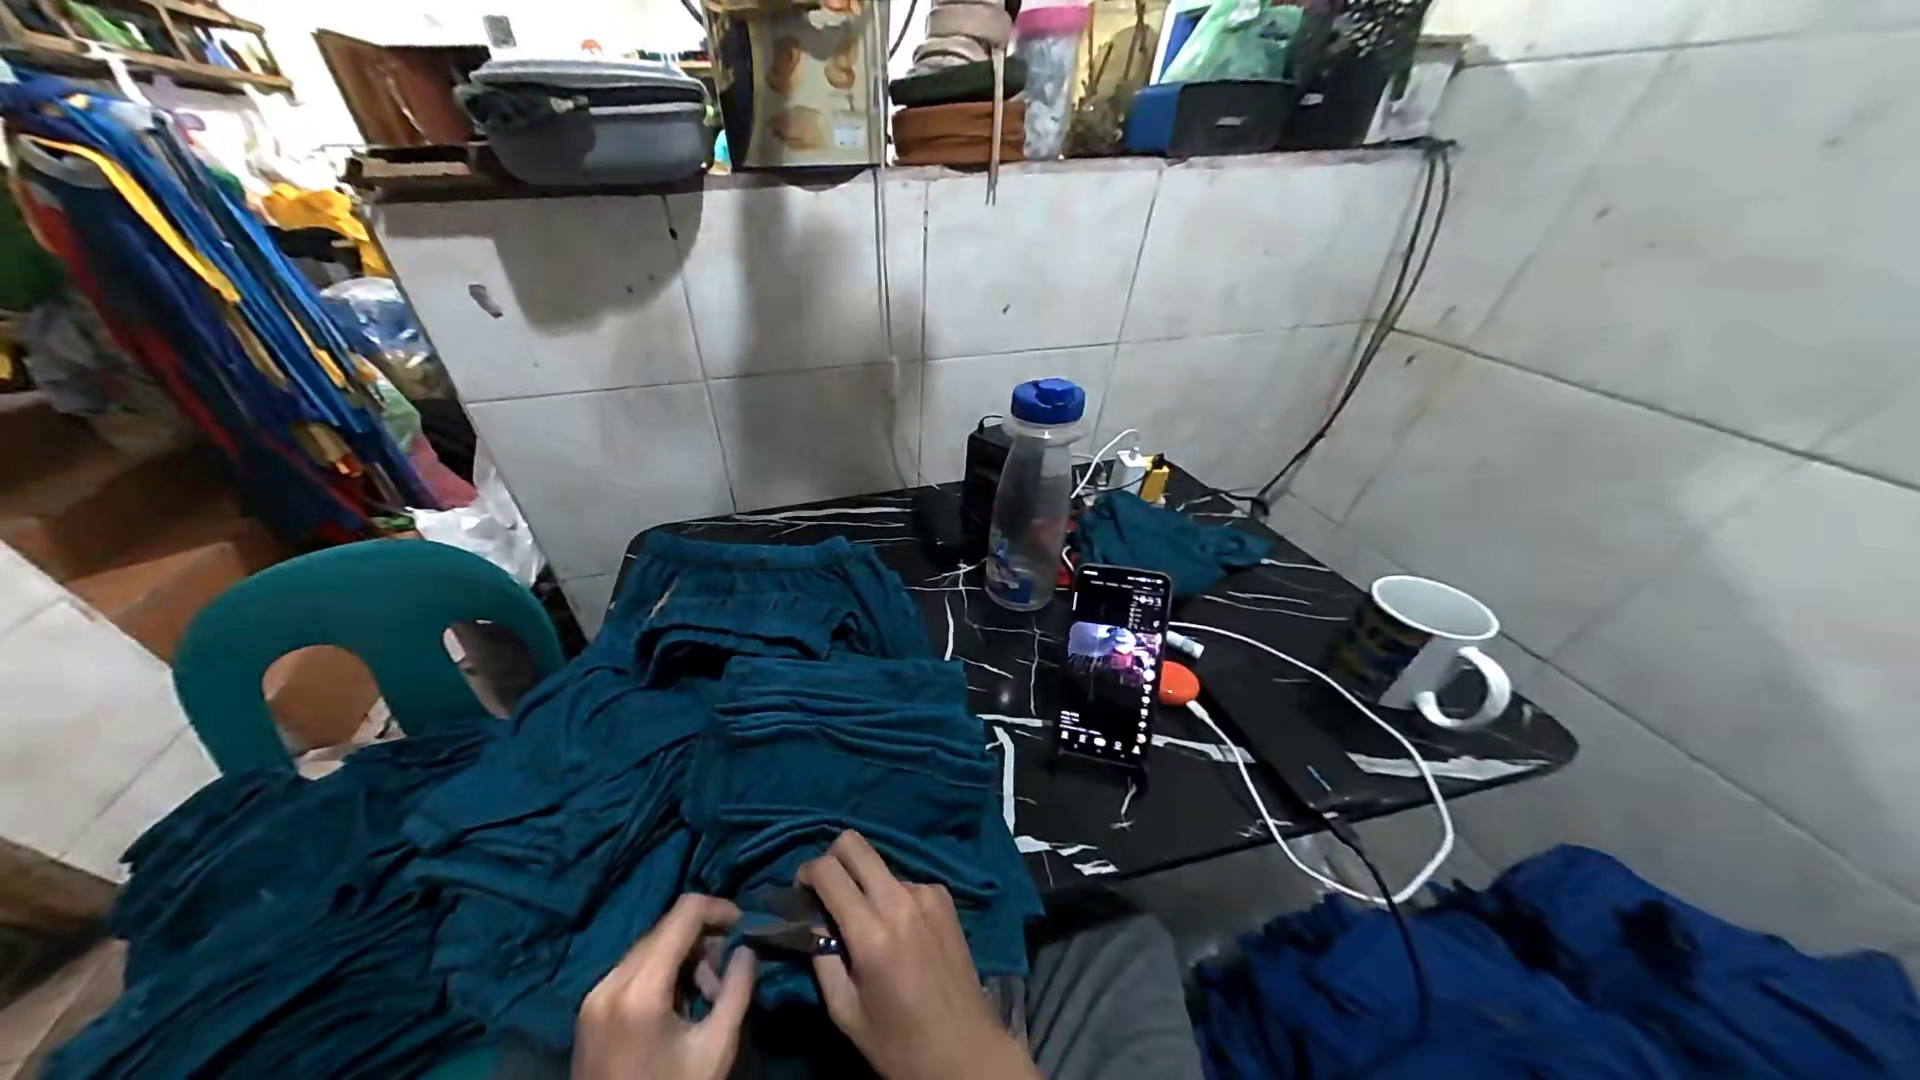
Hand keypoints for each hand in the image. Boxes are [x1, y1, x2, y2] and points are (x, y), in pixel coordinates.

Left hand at [574, 894, 756, 1079]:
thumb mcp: (716, 1048)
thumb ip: (738, 990)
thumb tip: (746, 949)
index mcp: (641, 989)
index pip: (686, 912)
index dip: (720, 908)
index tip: (743, 927)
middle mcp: (611, 981)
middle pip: (668, 926)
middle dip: (705, 939)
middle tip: (725, 974)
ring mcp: (595, 995)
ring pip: (652, 944)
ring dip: (686, 955)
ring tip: (704, 995)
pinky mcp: (589, 1008)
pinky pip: (634, 966)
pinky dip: (663, 969)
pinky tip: (676, 1003)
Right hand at [797, 831, 1040, 1079]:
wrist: (966, 1049)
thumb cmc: (899, 1042)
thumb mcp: (845, 1011)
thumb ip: (822, 958)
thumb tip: (810, 920)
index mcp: (872, 933)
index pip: (829, 871)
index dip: (806, 872)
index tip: (800, 890)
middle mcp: (900, 900)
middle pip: (855, 843)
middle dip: (832, 857)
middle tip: (826, 891)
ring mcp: (927, 893)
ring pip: (880, 865)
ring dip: (864, 883)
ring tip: (866, 922)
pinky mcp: (944, 896)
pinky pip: (905, 882)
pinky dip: (892, 897)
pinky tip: (898, 930)